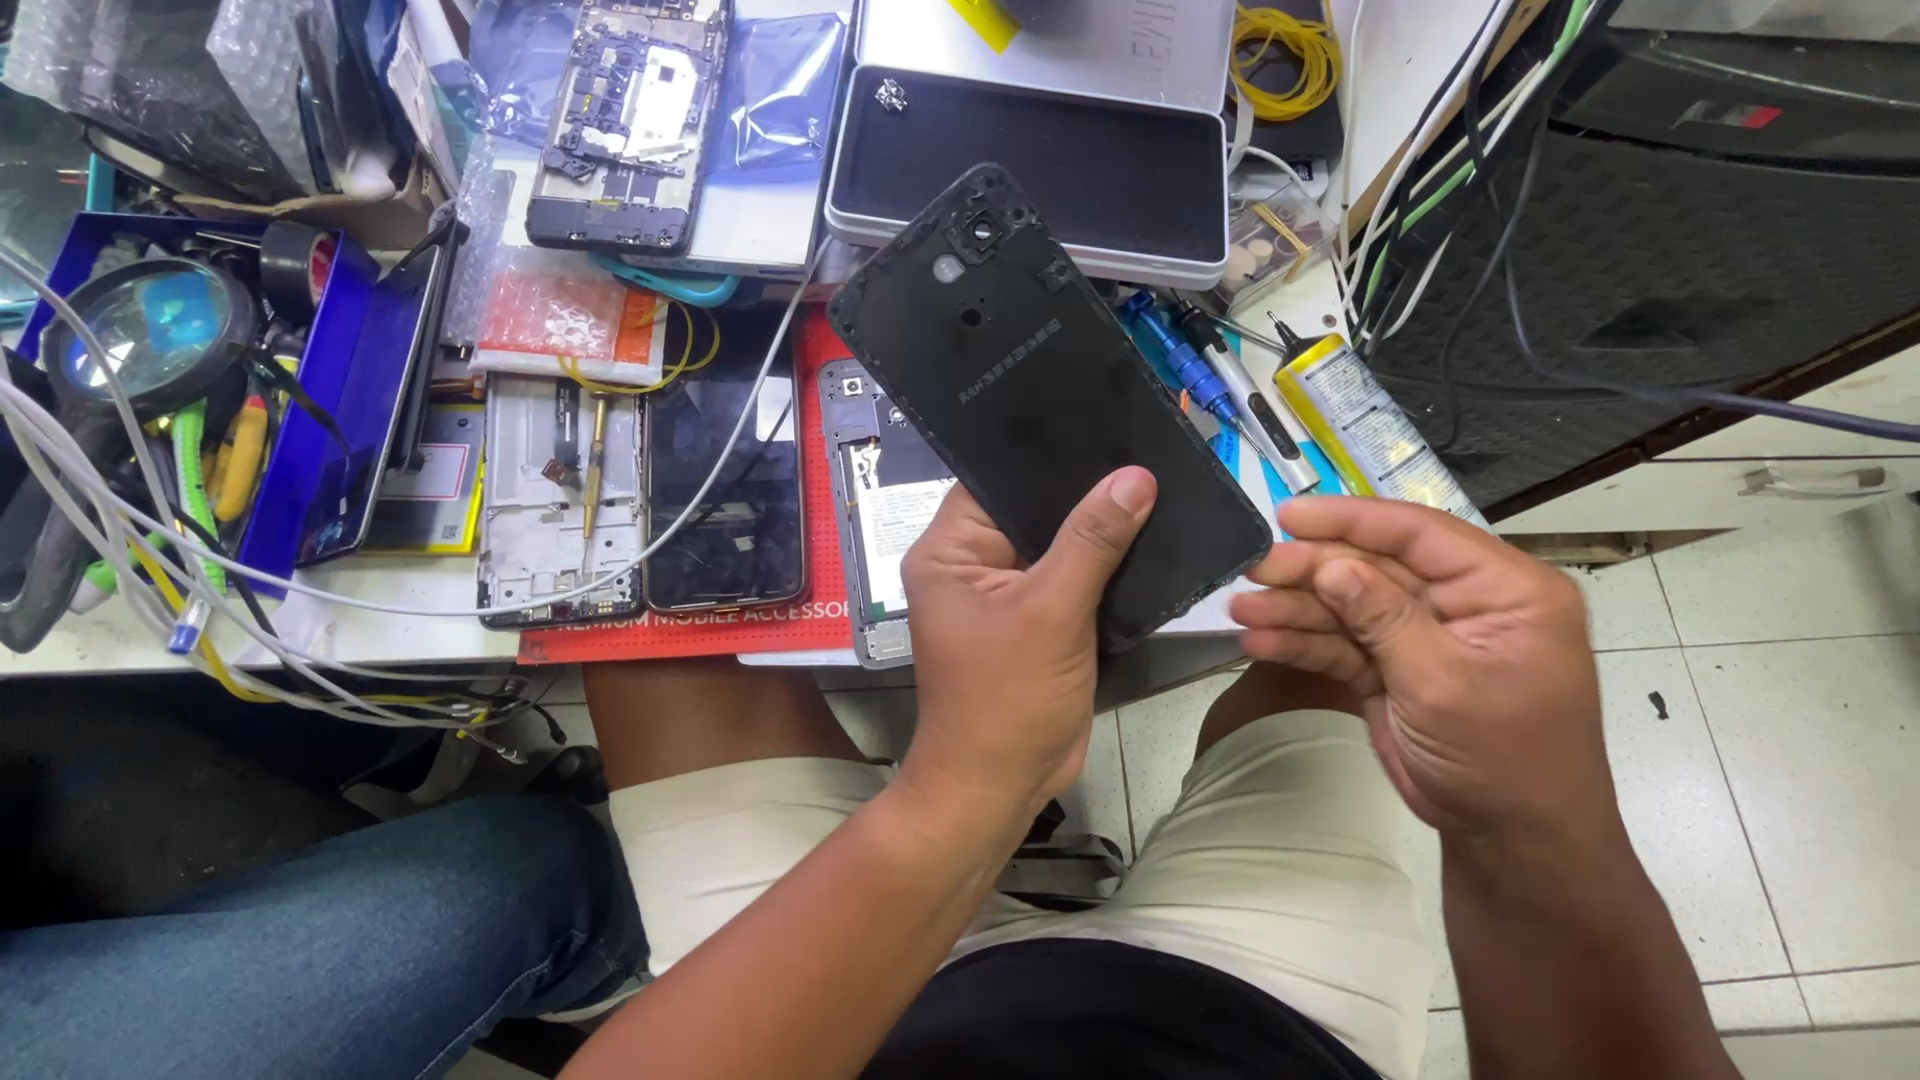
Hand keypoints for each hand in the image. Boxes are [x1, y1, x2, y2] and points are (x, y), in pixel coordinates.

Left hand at [900, 467, 1155, 813]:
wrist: (1002, 785)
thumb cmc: (1007, 698)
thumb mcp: (1049, 612)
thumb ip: (1091, 541)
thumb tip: (1135, 476)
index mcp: (949, 551)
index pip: (994, 478)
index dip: (1042, 452)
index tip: (1099, 417)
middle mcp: (973, 564)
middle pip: (1030, 508)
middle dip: (1082, 487)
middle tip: (1142, 442)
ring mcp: (1008, 593)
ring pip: (1058, 542)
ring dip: (1100, 525)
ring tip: (1157, 477)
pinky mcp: (1039, 620)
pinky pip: (1074, 576)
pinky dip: (1105, 564)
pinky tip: (1150, 532)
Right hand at [1228, 497, 1618, 843]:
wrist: (1510, 839)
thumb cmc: (1503, 757)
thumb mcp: (1444, 682)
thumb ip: (1385, 618)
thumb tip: (1331, 566)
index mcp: (1503, 589)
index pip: (1419, 534)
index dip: (1351, 520)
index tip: (1290, 515)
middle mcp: (1460, 602)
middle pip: (1373, 568)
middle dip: (1310, 569)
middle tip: (1252, 568)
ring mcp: (1421, 636)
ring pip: (1348, 606)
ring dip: (1294, 608)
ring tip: (1240, 608)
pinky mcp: (1391, 668)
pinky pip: (1341, 644)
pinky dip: (1300, 643)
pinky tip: (1259, 640)